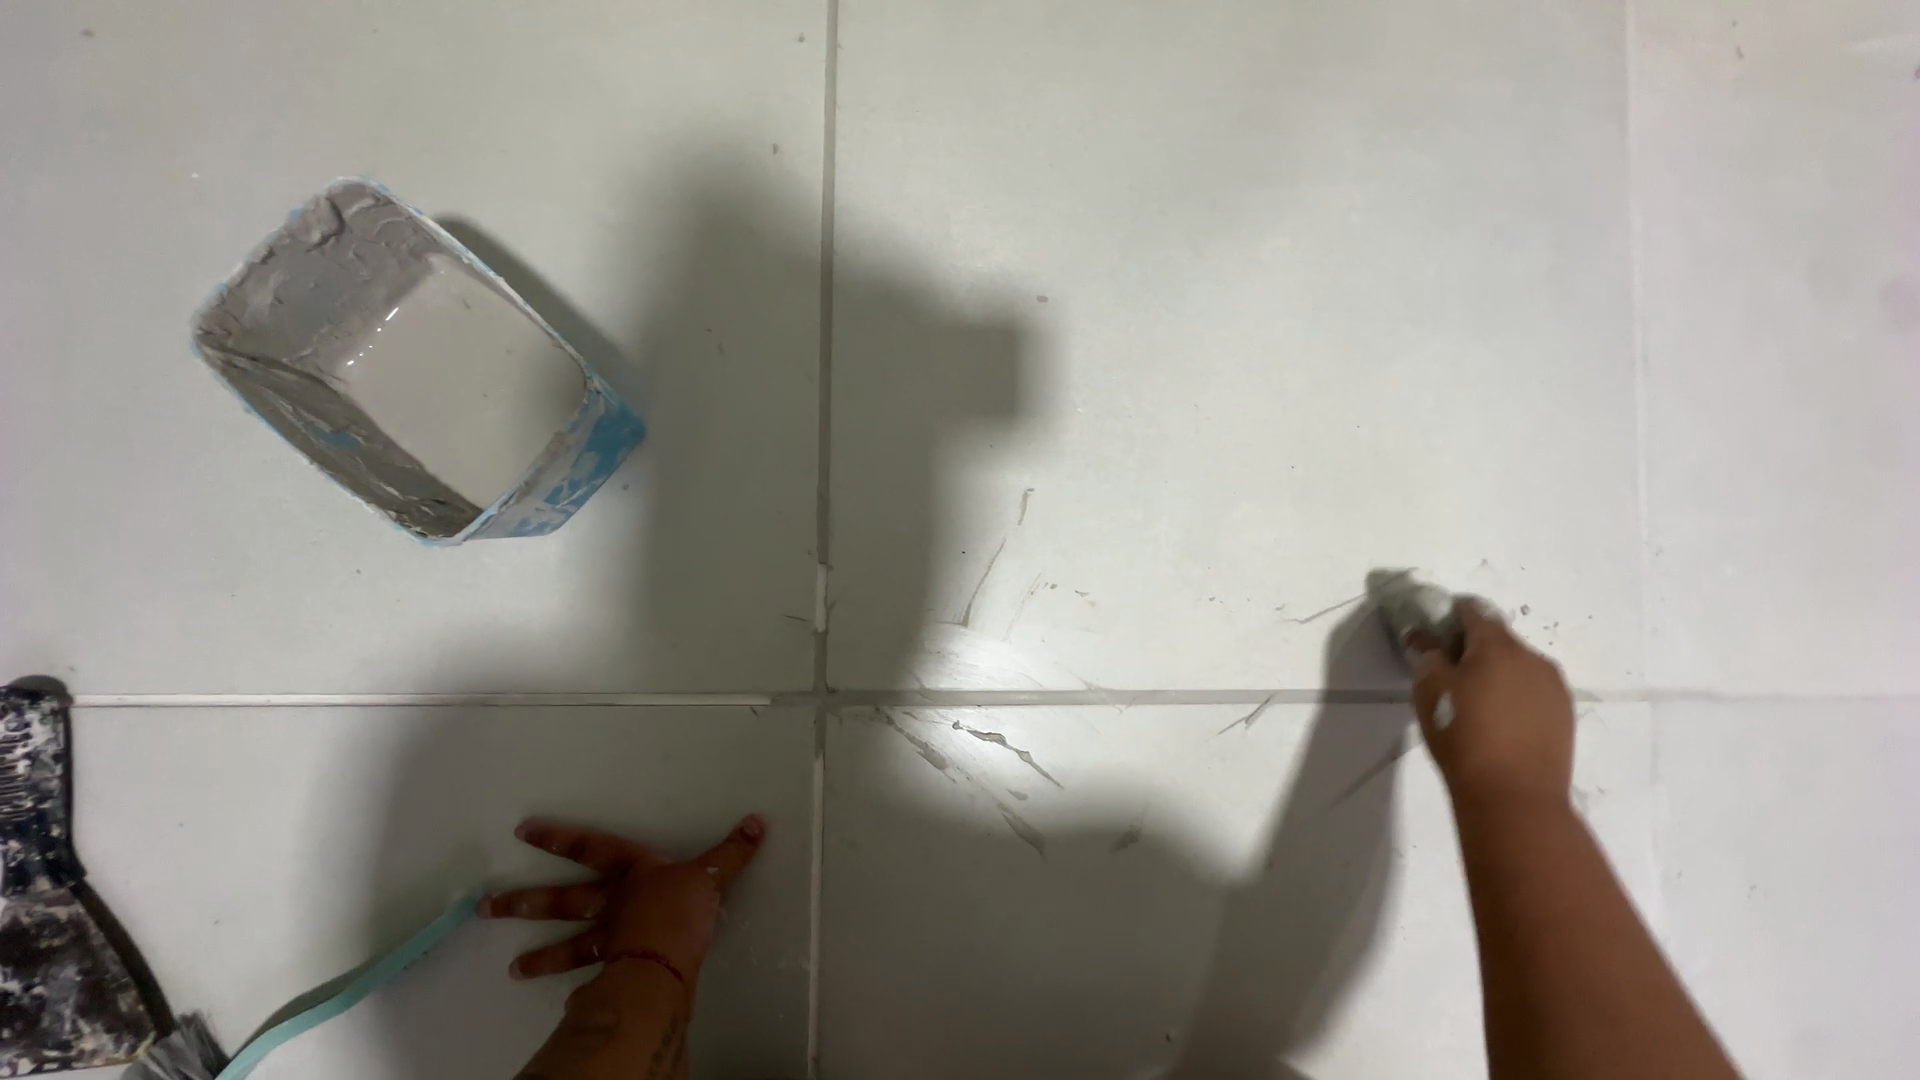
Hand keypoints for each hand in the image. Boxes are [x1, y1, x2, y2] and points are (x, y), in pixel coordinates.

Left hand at [480, 814, 766, 986]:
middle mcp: (612, 903)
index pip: (591, 847)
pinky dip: (579, 990)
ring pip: (568, 943)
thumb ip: (732, 852)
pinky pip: (592, 980)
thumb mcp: (712, 874)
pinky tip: (565, 999)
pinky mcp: (613, 972)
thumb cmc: (682, 910)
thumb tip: (758, 822)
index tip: (523, 832)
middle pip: (563, 900)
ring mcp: (608, 940)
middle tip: (487, 906)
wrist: (666, 963)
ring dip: (541, 954)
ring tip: (513, 969)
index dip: (559, 838)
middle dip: (526, 901)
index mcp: (633, 872)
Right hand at [1410, 599, 1573, 808]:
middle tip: (1448, 666)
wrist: (1513, 794)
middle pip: (1499, 638)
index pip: (1474, 611)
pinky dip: (1513, 692)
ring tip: (1473, 696)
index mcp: (1498, 646)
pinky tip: (1497, 716)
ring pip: (1518, 665)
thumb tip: (1423, 635)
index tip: (1434, 625)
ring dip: (1496, 669)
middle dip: (1473, 644)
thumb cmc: (1461, 734)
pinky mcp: (1564, 715)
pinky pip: (1532, 689)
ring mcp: (1555, 688)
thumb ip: (1427, 655)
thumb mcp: (1429, 690)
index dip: (1452, 612)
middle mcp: (1533, 658)